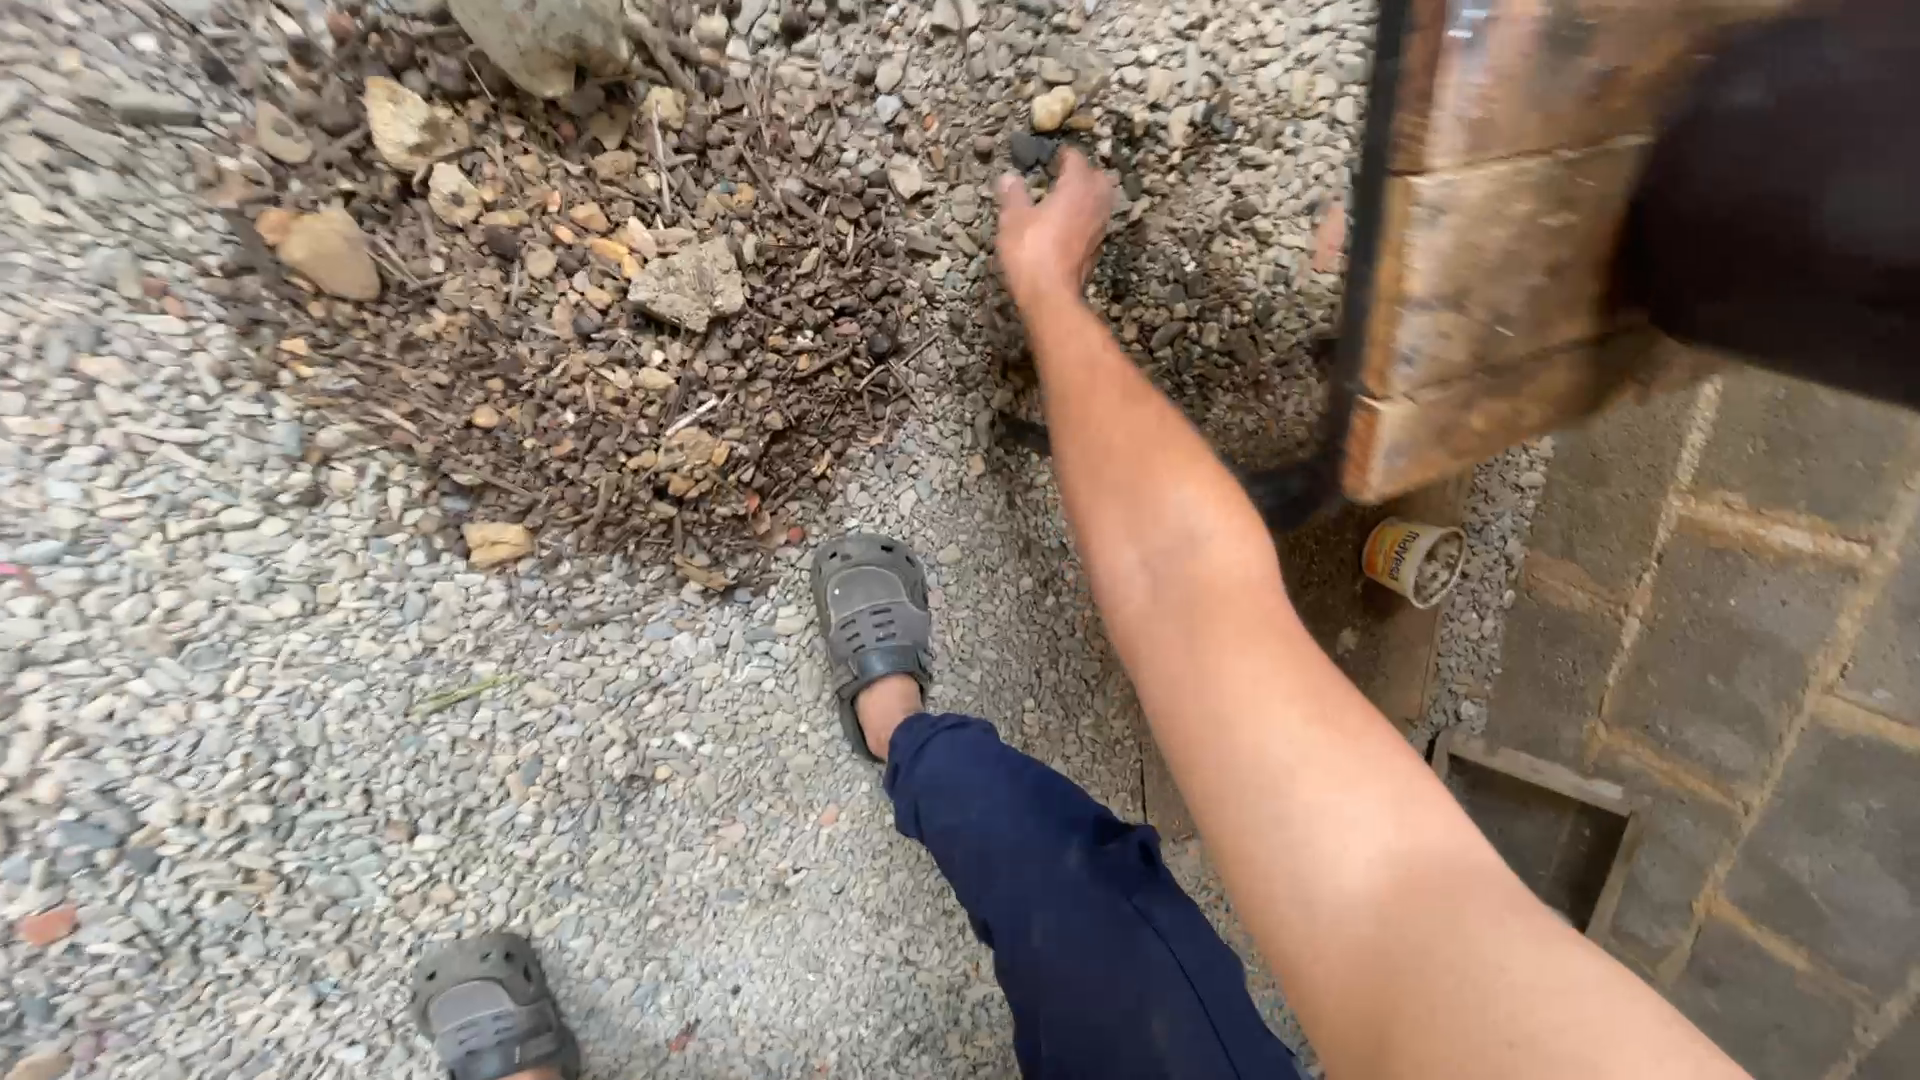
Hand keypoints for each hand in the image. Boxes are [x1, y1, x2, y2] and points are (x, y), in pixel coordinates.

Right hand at [994, 148, 1114, 309]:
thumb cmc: (1030, 251)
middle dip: (1084, 174)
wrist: (1050, 296)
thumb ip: (1012, 195)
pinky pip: (1094, 226)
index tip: (1054, 156)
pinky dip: (1085, 220)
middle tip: (1066, 176)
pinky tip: (1069, 227)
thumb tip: (1008, 178)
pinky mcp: (1096, 251)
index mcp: (1077, 186)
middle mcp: (1095, 203)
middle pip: (1098, 178)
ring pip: (1100, 203)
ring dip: (1087, 198)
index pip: (1076, 159)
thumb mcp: (1013, 219)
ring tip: (1067, 200)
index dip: (1064, 155)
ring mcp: (1099, 229)